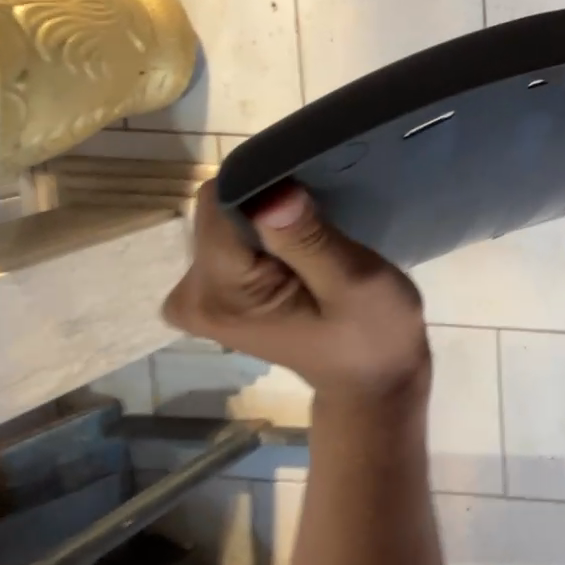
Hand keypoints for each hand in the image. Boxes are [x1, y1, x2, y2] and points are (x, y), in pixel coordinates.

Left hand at [164, 181, 430, 409]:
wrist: (374, 378)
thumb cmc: (374, 331)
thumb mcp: (355, 282)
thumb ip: (308, 240)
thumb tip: (272, 194)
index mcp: (220, 294)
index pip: (219, 207)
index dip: (267, 186)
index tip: (315, 190)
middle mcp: (189, 295)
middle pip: (218, 215)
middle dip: (272, 206)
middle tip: (329, 221)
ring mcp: (197, 298)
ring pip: (226, 225)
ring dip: (274, 220)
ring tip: (323, 235)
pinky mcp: (215, 297)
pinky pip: (233, 242)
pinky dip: (270, 236)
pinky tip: (306, 250)